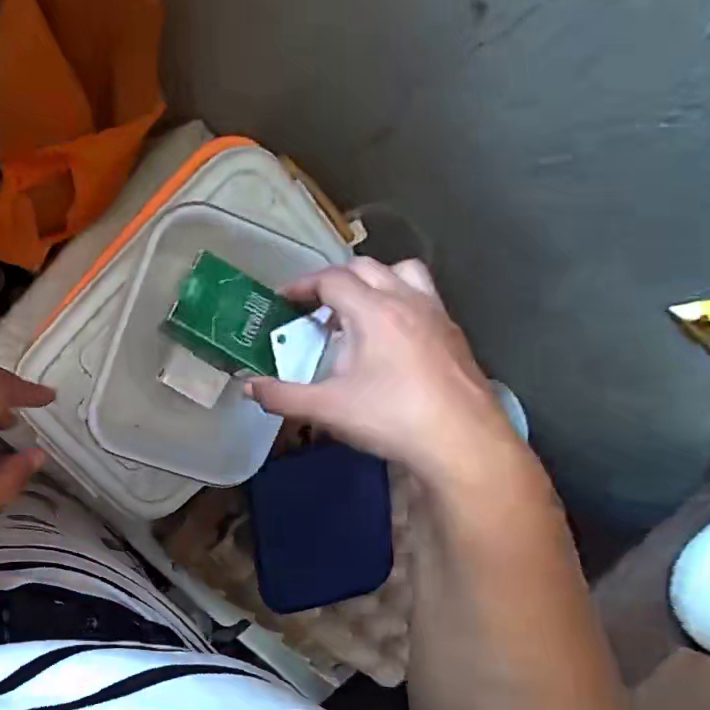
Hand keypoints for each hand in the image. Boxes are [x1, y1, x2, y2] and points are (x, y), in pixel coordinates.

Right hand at [246, 258, 523, 488]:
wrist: (461, 441)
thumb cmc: (390, 418)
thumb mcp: (325, 409)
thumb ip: (281, 395)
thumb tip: (249, 387)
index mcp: (373, 312)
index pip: (332, 279)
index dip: (302, 285)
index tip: (282, 299)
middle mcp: (407, 301)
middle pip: (366, 268)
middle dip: (334, 281)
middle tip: (312, 308)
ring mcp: (436, 314)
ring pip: (402, 272)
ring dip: (373, 281)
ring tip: (354, 312)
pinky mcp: (452, 333)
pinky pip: (422, 296)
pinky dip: (397, 300)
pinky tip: (387, 338)